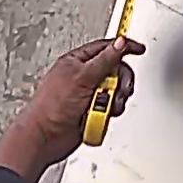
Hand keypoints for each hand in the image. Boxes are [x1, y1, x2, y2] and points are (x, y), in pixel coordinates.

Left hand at [0, 36, 144, 182]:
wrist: (44, 139)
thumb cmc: (51, 106)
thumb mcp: (82, 77)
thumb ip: (105, 60)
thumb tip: (120, 43)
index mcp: (78, 61)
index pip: (106, 48)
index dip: (123, 47)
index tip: (138, 50)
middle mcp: (84, 76)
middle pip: (115, 71)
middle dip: (120, 81)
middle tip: (118, 90)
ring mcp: (89, 94)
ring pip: (115, 91)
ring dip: (114, 99)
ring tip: (105, 107)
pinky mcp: (93, 111)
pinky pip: (111, 107)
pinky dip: (110, 112)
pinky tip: (101, 115)